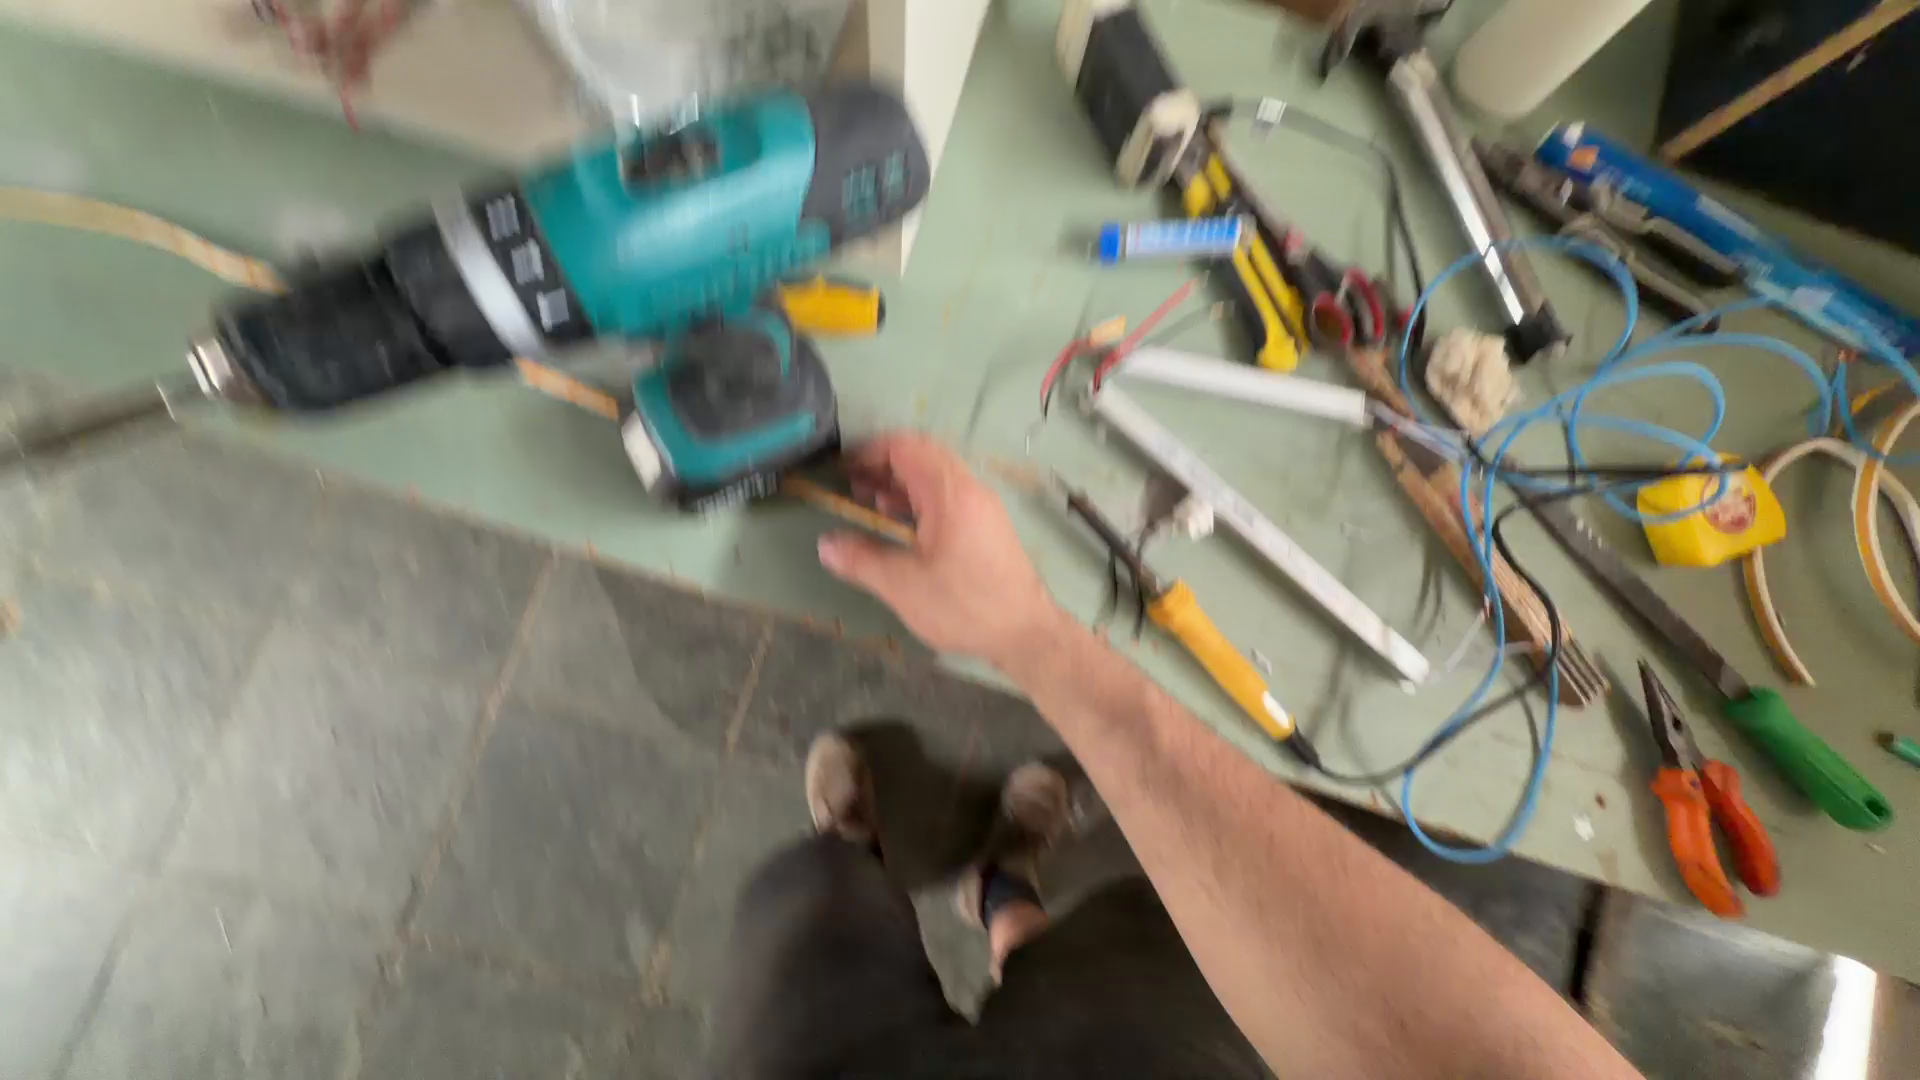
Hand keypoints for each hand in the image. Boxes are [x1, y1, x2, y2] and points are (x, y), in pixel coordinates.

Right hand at [817, 432, 1061, 668]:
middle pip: (922, 456)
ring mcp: (983, 506)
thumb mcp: (903, 586)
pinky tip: (904, 530)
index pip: (905, 446)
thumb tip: (825, 545)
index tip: (841, 472)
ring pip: (936, 477)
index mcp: (950, 493)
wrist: (1026, 633)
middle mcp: (970, 489)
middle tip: (853, 491)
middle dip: (882, 468)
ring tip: (872, 510)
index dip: (868, 452)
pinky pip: (949, 496)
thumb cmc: (964, 607)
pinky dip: (921, 502)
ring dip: (902, 486)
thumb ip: (861, 560)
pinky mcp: (988, 525)